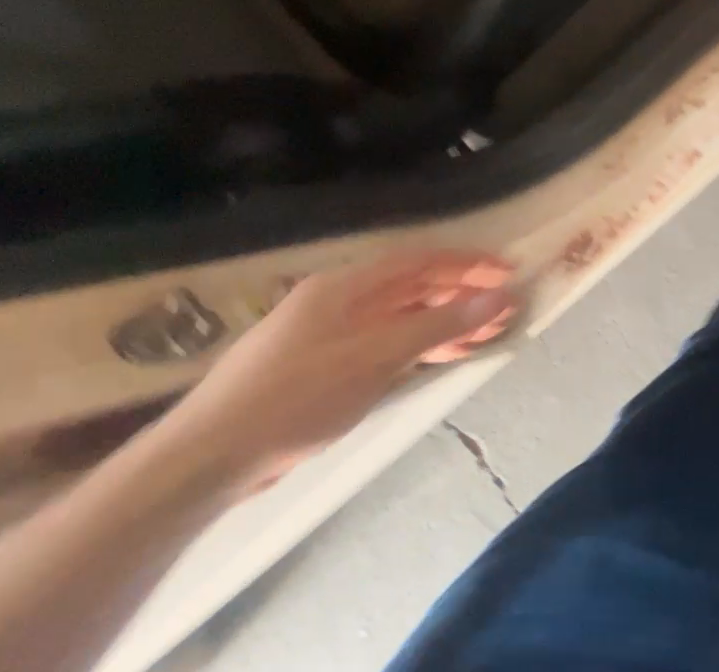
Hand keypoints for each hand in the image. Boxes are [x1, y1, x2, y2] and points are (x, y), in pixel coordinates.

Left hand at [159, 251, 516, 494]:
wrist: (208, 458)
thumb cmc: (296, 396)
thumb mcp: (377, 357)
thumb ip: (442, 325)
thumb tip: (501, 296)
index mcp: (345, 287)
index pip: (421, 260)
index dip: (469, 263)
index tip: (511, 274)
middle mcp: (339, 302)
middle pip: (414, 286)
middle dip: (463, 295)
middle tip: (507, 311)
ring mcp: (331, 335)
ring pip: (403, 317)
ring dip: (447, 323)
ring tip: (488, 336)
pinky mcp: (326, 367)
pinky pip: (388, 343)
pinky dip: (421, 346)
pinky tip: (445, 357)